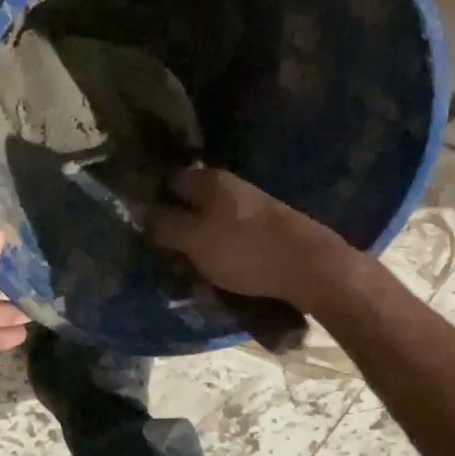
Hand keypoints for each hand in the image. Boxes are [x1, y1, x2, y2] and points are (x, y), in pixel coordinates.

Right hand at [148, 166, 359, 313]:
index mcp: (208, 180)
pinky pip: (233, 238)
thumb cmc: (245, 250)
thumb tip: (142, 213)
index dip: (151, 200)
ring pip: (212, 222)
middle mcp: (230, 186)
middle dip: (176, 226)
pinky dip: (222, 253)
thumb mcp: (193, 240)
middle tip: (163, 254)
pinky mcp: (269, 230)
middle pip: (190, 203)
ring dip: (199, 244)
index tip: (140, 225)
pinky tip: (219, 274)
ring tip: (188, 271)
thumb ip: (164, 225)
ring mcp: (252, 207)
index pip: (168, 180)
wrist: (314, 269)